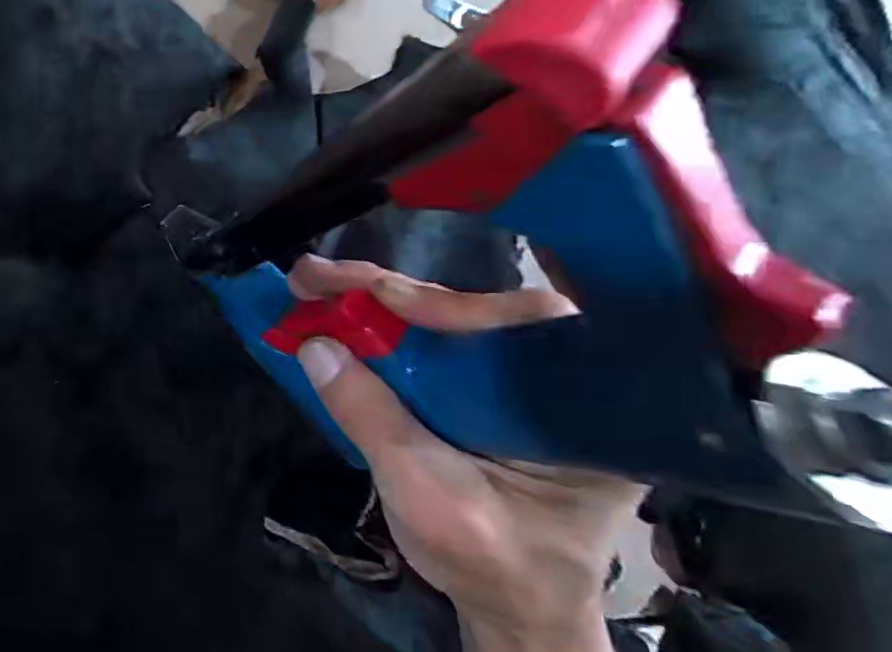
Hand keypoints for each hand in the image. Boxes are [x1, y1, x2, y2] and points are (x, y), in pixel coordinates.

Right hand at [287, 256, 642, 651]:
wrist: (514, 614)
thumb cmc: (492, 567)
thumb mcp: (429, 500)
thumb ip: (375, 421)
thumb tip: (314, 345)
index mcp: (576, 405)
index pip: (516, 327)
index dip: (444, 303)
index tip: (379, 293)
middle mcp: (551, 374)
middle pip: (468, 310)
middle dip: (386, 291)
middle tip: (315, 276)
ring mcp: (513, 375)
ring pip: (443, 320)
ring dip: (375, 302)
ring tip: (315, 285)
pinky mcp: (482, 382)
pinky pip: (433, 343)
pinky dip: (383, 329)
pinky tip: (340, 315)